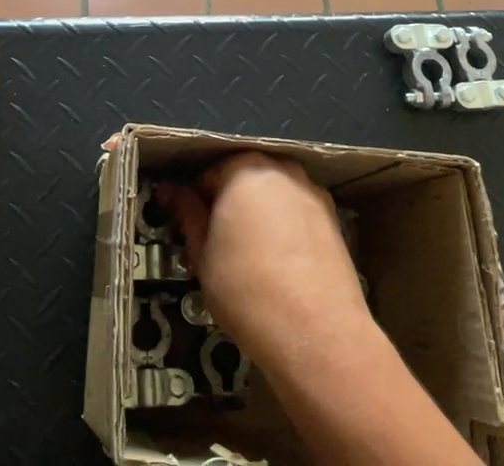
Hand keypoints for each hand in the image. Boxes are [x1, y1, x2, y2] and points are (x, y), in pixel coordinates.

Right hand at [159, 153, 369, 363]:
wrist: (317, 333)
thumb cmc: (246, 290)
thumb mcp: (202, 253)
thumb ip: (187, 214)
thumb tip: (170, 190)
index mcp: (244, 170)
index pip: (206, 174)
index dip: (193, 200)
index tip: (187, 226)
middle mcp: (281, 170)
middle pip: (243, 178)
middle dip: (227, 203)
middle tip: (215, 241)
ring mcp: (312, 192)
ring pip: (272, 194)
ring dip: (257, 212)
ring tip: (247, 253)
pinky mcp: (333, 218)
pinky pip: (296, 211)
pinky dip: (283, 226)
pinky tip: (278, 261)